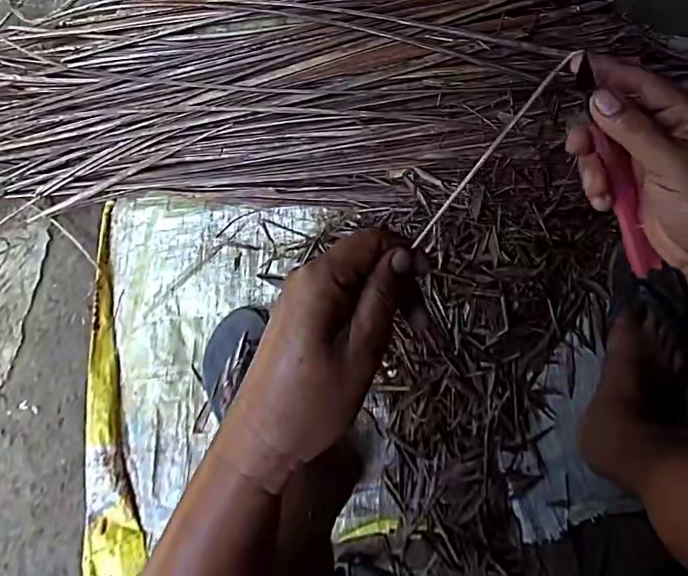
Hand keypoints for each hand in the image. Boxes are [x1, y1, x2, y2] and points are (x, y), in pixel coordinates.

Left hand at [212, 228, 424, 493]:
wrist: (257, 448)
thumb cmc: (311, 405)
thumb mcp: (360, 350)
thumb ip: (382, 296)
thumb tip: (402, 254)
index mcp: (320, 278)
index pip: (372, 238)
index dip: (405, 251)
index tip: (429, 280)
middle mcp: (307, 276)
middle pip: (365, 256)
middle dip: (398, 279)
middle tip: (421, 322)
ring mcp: (300, 295)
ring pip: (356, 276)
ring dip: (385, 296)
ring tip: (406, 334)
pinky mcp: (299, 314)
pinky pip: (341, 294)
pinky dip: (366, 308)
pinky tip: (376, 337)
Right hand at [566, 57, 687, 283]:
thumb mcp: (673, 166)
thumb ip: (634, 130)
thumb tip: (601, 98)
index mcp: (683, 116)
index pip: (639, 83)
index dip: (608, 74)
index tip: (578, 67)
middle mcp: (662, 130)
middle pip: (612, 112)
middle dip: (592, 129)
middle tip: (580, 145)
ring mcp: (645, 156)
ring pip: (602, 142)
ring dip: (593, 164)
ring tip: (599, 187)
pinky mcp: (633, 180)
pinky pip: (602, 169)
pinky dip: (597, 183)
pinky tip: (605, 200)